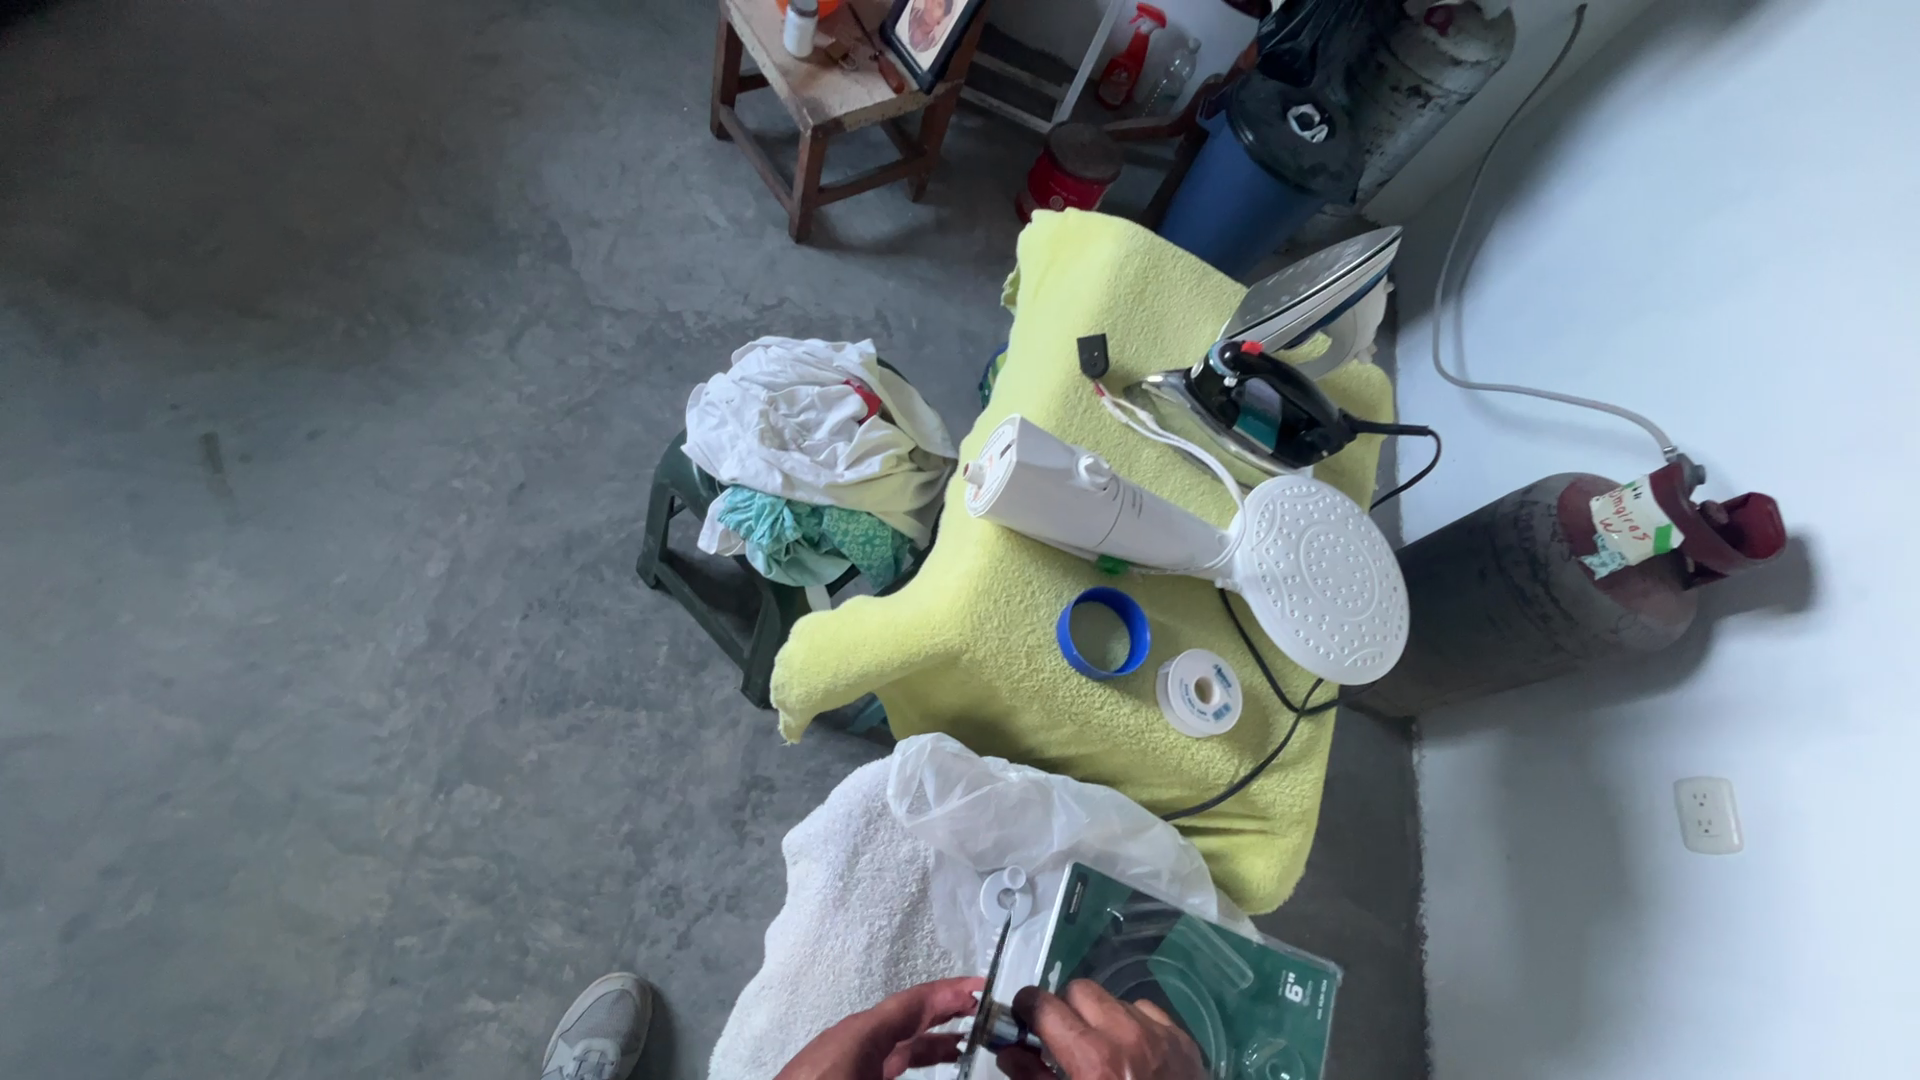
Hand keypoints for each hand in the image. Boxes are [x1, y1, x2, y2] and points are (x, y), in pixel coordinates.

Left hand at [774, 976, 984, 1079]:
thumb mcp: (874, 1078)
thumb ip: (912, 1059)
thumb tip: (953, 1053)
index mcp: (863, 1033)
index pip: (915, 1001)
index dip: (951, 992)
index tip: (983, 985)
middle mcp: (855, 1036)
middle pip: (908, 1015)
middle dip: (945, 1010)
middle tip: (984, 1008)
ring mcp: (844, 1055)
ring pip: (896, 1039)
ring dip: (930, 1039)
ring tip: (966, 1042)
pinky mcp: (838, 1074)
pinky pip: (882, 1057)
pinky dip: (908, 1056)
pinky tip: (922, 1065)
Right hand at [995, 980, 1206, 1079]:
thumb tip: (1009, 1051)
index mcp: (1093, 1061)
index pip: (1044, 1005)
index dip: (1027, 1007)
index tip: (1024, 1018)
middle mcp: (1126, 1035)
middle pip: (1078, 990)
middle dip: (1065, 1008)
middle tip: (1063, 1037)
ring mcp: (1159, 1034)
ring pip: (1112, 999)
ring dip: (1099, 1017)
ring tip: (1102, 1050)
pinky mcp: (1182, 1039)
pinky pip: (1145, 1011)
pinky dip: (1132, 1025)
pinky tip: (1134, 1055)